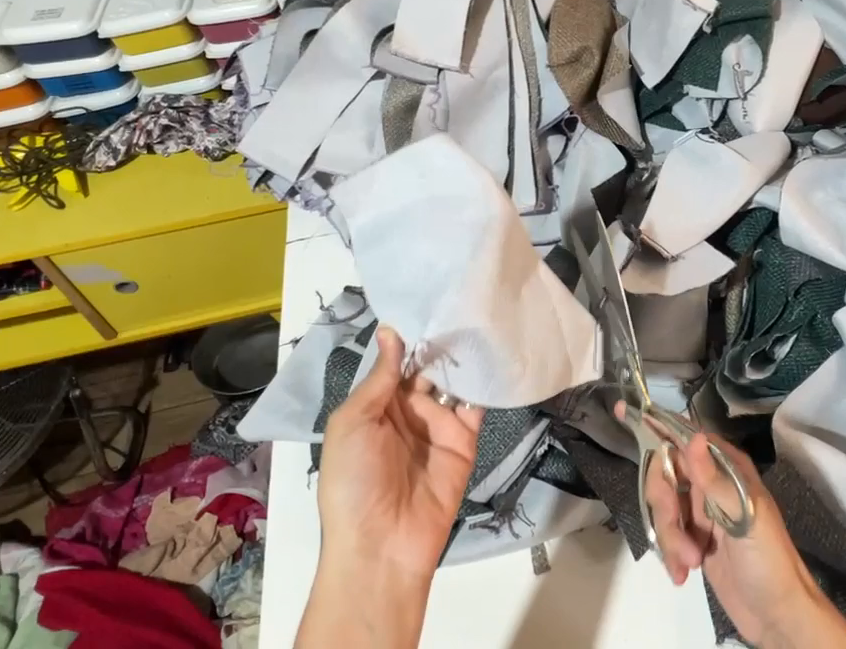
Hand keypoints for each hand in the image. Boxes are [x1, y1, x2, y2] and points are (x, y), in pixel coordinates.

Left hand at [299, 326, 483, 648]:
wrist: (382, 545)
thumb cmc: (353, 482)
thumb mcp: (352, 424)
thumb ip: (378, 379)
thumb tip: (391, 330)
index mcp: (374, 407)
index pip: (395, 363)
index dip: (408, 337)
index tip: (427, 299)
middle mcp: (406, 411)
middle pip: (426, 368)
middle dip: (439, 342)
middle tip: (460, 302)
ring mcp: (437, 425)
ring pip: (452, 382)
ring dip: (462, 357)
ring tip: (479, 318)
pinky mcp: (464, 441)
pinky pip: (475, 407)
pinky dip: (484, 383)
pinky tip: (493, 354)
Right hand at [642, 428, 845, 648]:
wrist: (779, 616)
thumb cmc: (769, 560)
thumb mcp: (743, 518)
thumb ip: (713, 479)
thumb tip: (693, 436)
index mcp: (727, 467)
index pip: (686, 436)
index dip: (657, 426)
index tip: (625, 412)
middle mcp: (712, 483)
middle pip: (665, 474)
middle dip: (663, 506)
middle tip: (678, 532)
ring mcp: (701, 512)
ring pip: (663, 508)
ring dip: (670, 538)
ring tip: (691, 562)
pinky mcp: (694, 540)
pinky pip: (667, 535)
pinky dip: (670, 555)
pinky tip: (683, 573)